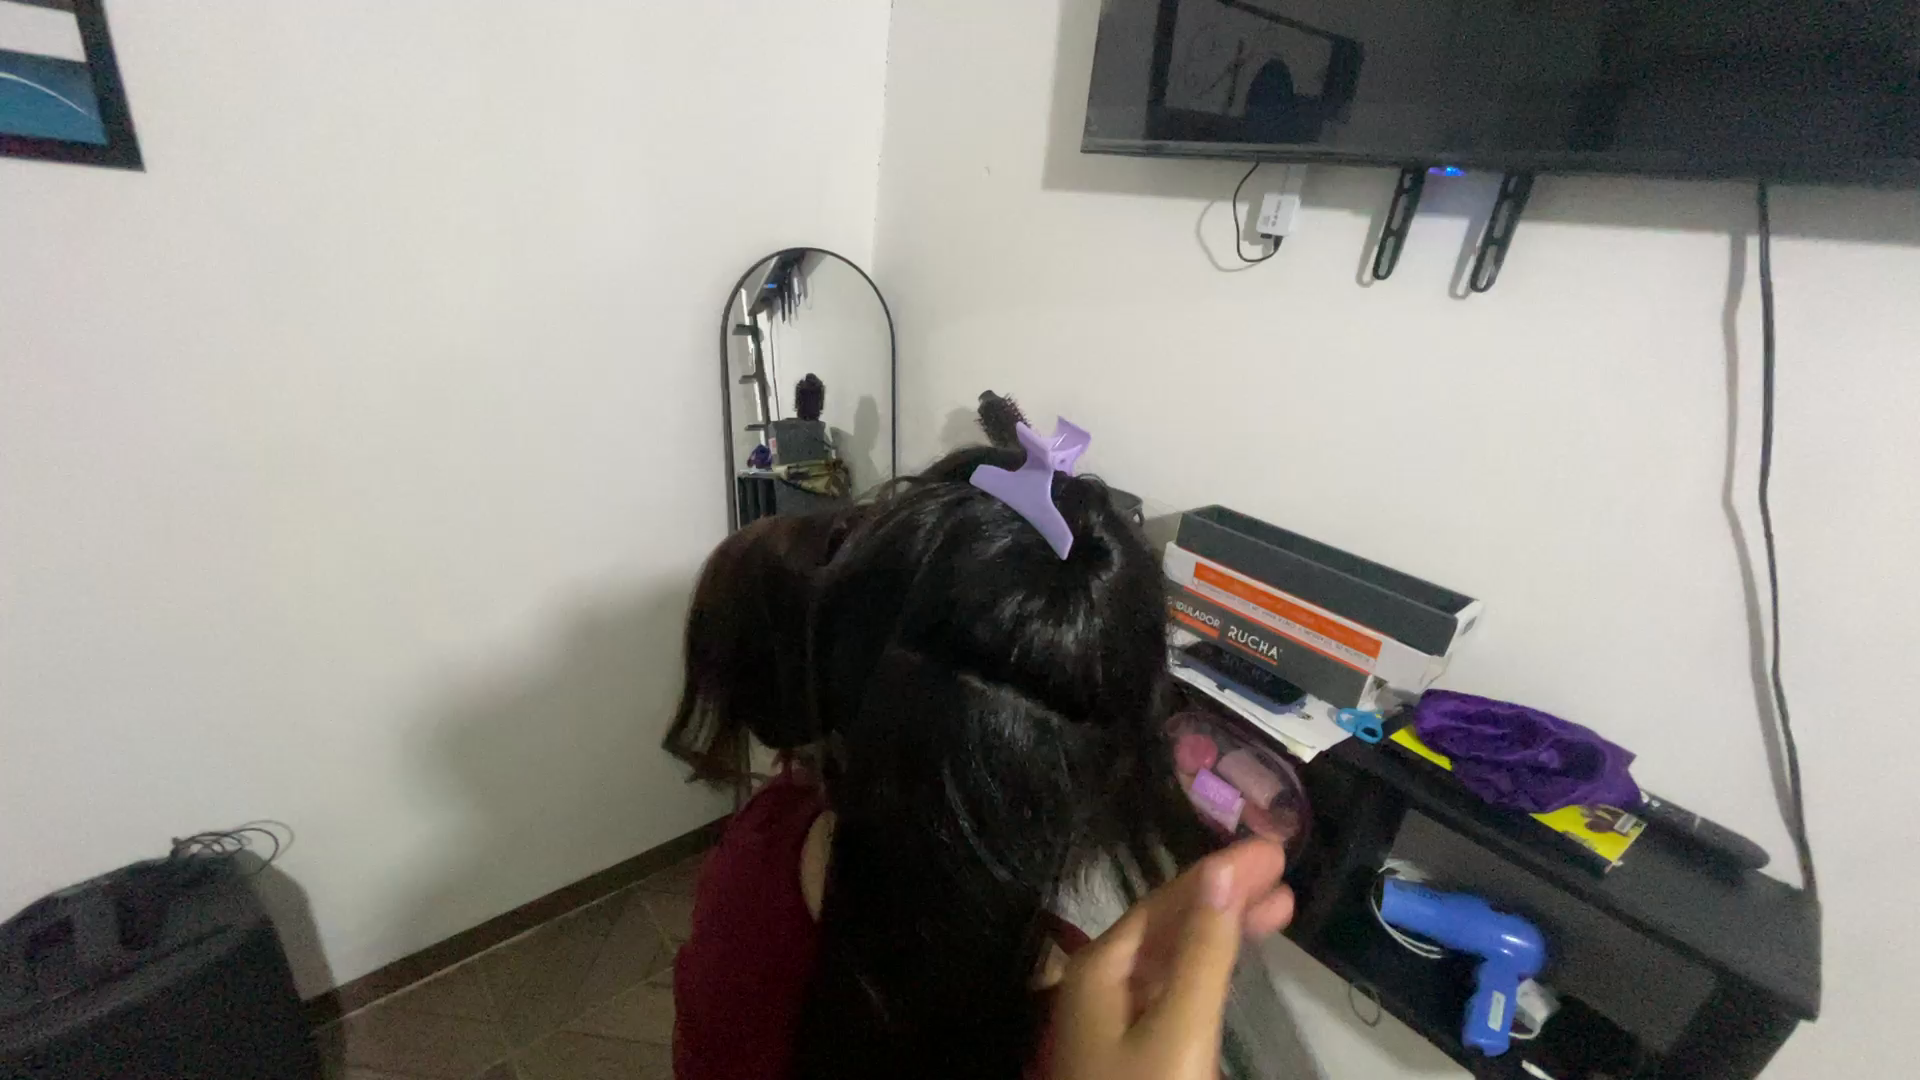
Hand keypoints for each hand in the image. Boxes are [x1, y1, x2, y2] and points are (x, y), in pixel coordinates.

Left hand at [1051, 840, 1294, 1079]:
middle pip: (1171, 920)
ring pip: (1176, 953)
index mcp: (1103, 964)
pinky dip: (1209, 968)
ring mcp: (1117, 1014)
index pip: (1168, 900)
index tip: (1271, 850)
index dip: (1219, 871)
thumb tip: (1222, 873)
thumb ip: (1202, 953)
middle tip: (1282, 871)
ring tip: (1279, 905)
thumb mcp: (1179, 1029)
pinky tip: (1230, 958)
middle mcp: (1104, 978)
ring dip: (1223, 927)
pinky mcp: (1136, 1046)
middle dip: (1225, 893)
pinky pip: (1176, 987)